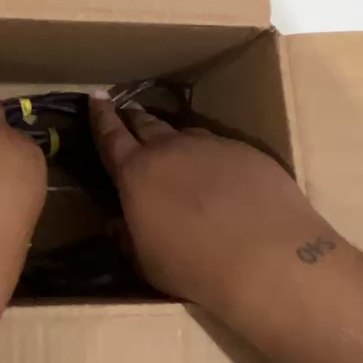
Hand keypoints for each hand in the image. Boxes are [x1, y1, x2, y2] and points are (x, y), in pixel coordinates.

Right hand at [90, 93, 335, 315]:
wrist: (265, 257)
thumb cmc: (194, 266)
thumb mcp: (147, 262)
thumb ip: (128, 238)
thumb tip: (117, 224)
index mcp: (136, 173)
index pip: (110, 136)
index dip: (101, 116)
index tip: (96, 97)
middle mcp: (170, 149)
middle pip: (146, 124)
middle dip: (133, 118)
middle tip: (127, 113)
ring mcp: (210, 146)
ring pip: (184, 132)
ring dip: (172, 136)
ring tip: (172, 144)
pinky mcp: (244, 151)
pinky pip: (218, 146)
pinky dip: (208, 154)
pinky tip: (216, 171)